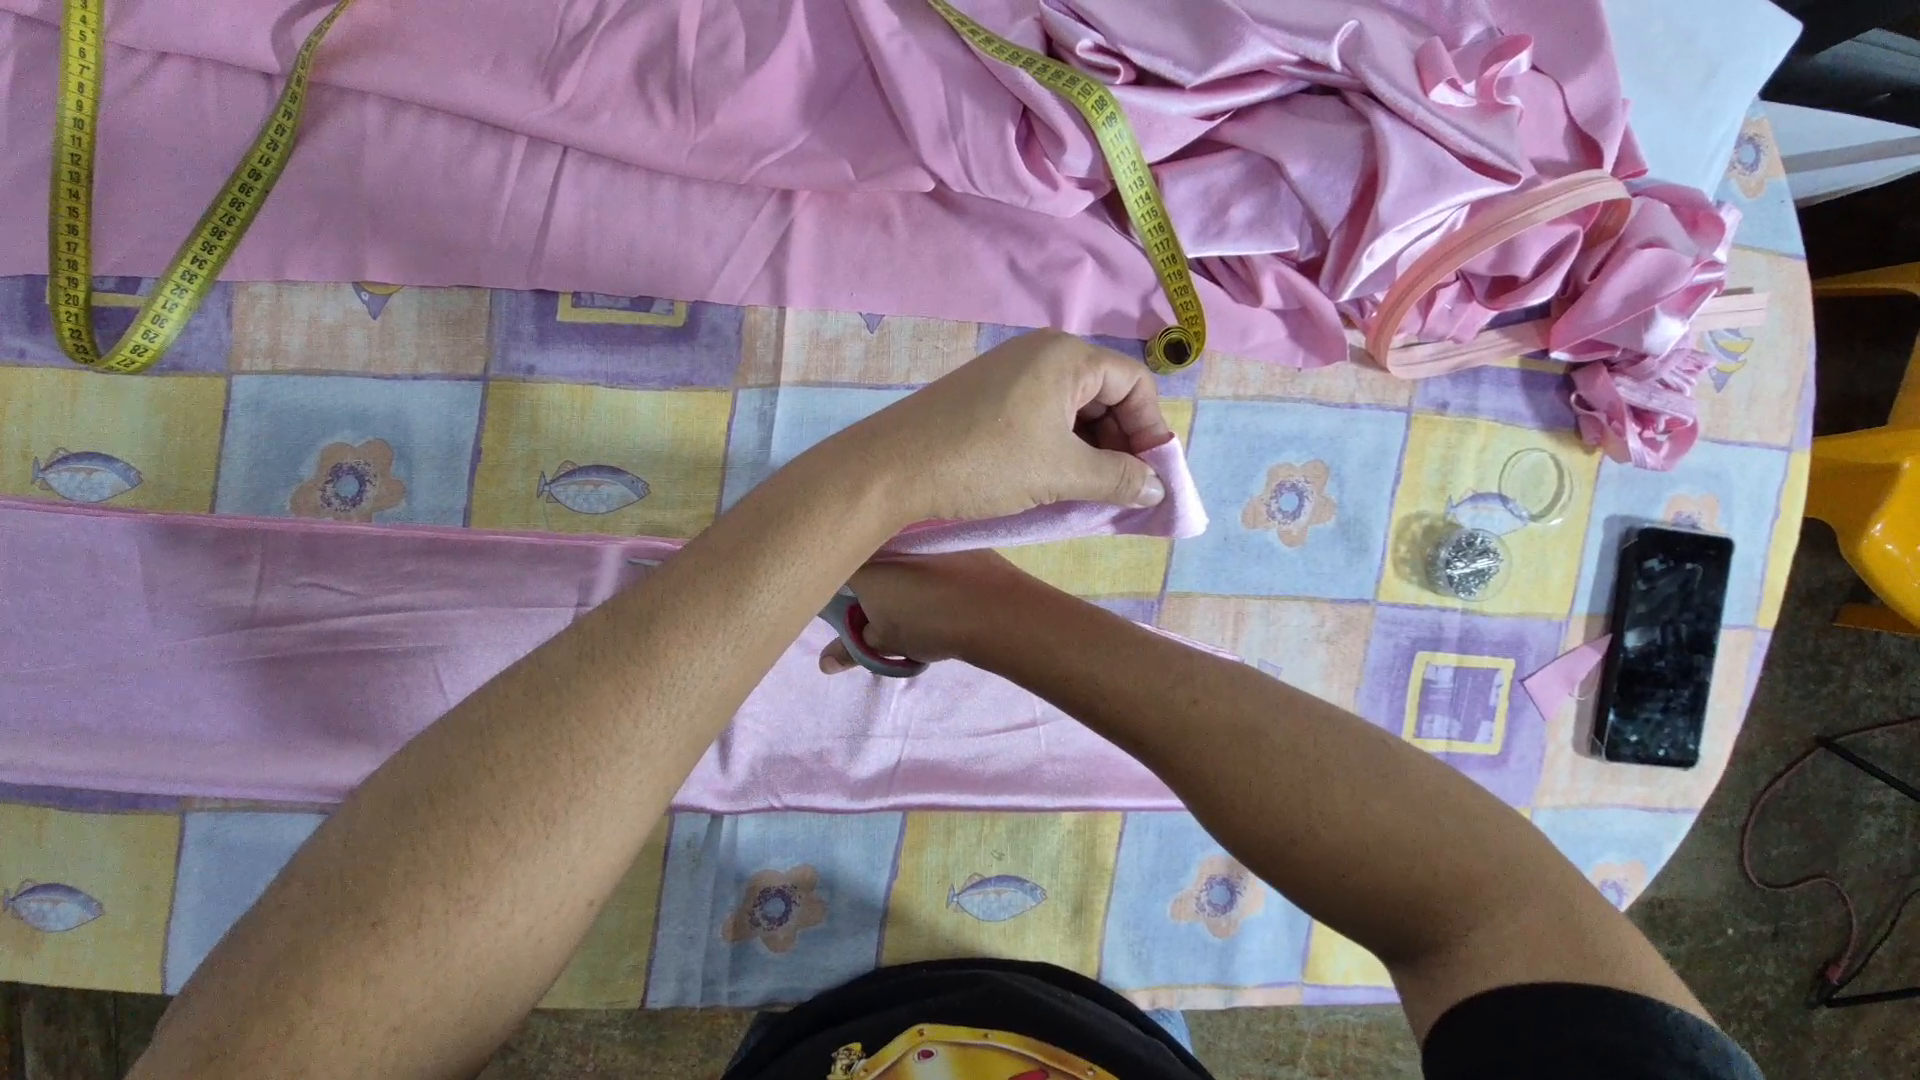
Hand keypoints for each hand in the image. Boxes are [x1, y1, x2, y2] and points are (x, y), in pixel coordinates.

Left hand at [817, 330, 1171, 523]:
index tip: (1153, 477)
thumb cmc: (985, 463)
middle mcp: (1039, 353)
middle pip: (1104, 393)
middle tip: (1124, 489)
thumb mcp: (1061, 473)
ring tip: (1091, 492)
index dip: (1151, 430)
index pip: (1134, 383)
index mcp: (1066, 356)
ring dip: (1090, 449)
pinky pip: (1041, 415)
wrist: (892, 468)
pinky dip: (1058, 446)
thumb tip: (1157, 489)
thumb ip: (1118, 479)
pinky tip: (1054, 480)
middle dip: (1121, 442)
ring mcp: (1008, 373)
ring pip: (1071, 408)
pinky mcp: (985, 396)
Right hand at [818, 552, 1049, 672]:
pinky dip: (923, 558)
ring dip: (896, 566)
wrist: (997, 609)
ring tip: (913, 598)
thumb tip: (825, 662)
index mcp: (861, 558)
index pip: (831, 566)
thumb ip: (850, 647)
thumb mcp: (883, 641)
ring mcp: (919, 526)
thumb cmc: (930, 623)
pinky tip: (938, 580)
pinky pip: (923, 540)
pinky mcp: (950, 529)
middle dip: (864, 577)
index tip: (843, 606)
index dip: (830, 586)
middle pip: (862, 551)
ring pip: (894, 544)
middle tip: (878, 608)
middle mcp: (885, 534)